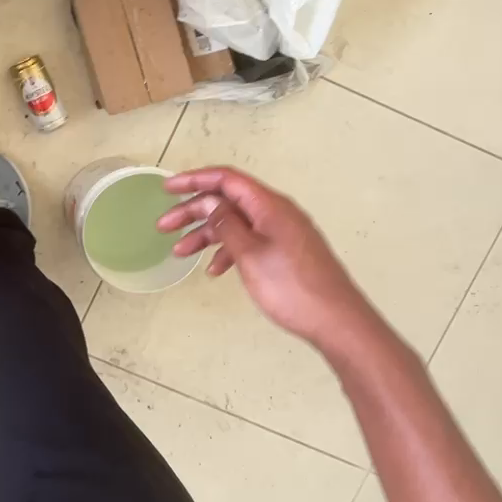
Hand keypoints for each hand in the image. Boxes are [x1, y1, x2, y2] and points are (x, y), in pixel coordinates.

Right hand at [157, 167, 379, 351]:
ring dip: (205, 234)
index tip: (167, 189)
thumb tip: (209, 201)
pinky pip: (248, 241)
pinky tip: (214, 270)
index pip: (226, 179)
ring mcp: (282, 233)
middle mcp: (276, 213)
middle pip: (227, 201)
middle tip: (163, 226)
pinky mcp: (285, 252)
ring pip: (234, 223)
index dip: (195, 180)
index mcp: (269, 206)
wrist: (338, 323)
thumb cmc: (291, 286)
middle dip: (193, 211)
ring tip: (179, 253)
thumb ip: (226, 224)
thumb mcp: (250, 253)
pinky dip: (227, 251)